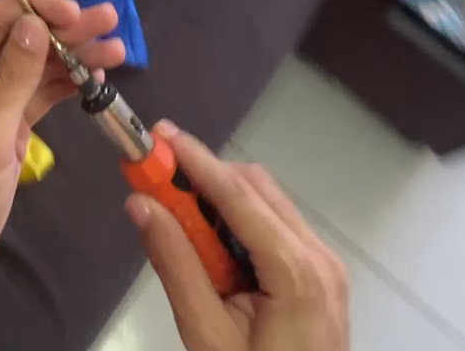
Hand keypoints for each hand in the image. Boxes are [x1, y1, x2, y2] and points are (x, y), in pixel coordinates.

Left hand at [0, 0, 124, 292]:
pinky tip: (97, 75)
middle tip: (109, 20)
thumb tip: (35, 23)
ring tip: (116, 46)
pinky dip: (67, 83)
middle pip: (24, 37)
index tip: (76, 13)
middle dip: (66, 28)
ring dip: (74, 54)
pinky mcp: (8, 122)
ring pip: (37, 64)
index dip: (38, 8)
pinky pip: (40, 92)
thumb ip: (13, 78)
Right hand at [128, 122, 348, 350]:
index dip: (195, 158)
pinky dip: (237, 218)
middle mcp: (319, 257)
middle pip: (254, 187)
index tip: (158, 133)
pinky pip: (274, 224)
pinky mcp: (321, 276)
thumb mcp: (207, 337)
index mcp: (297, 273)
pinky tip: (210, 243)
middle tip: (156, 178)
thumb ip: (175, 263)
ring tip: (176, 214)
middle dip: (204, 174)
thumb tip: (139, 202)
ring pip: (265, 200)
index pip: (238, 194)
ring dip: (219, 196)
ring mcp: (326, 266)